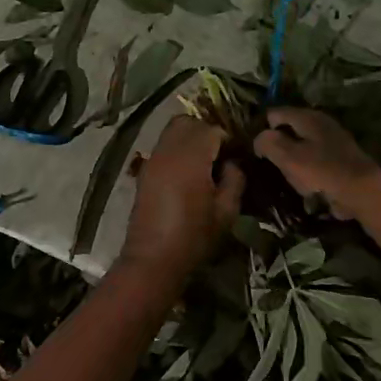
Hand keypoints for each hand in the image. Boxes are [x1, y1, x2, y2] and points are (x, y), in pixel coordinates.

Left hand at [119, 116, 245, 281]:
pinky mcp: (144, 171)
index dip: (227, 139)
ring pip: (172, 131)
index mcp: (191, 157)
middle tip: (219, 155)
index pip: (212, 130)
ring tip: (204, 164)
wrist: (153, 259)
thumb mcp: (227, 211)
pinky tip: (187, 174)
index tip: (236, 156)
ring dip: (190, 139)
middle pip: (188, 122)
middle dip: (206, 132)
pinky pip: (163, 147)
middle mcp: (168, 150)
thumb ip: (235, 179)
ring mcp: (152, 159)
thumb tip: (232, 163)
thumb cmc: (194, 236)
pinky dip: (177, 149)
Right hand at [252, 108, 380, 222]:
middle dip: (278, 144)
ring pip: (302, 142)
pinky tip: (307, 182)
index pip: (274, 113)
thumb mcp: (289, 158)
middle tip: (272, 165)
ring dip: (293, 157)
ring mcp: (333, 137)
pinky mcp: (341, 155)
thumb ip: (269, 143)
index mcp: (307, 117)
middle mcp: (321, 121)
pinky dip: (308, 166)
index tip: (257, 151)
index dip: (262, 129)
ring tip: (289, 176)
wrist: (363, 191)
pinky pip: (315, 156)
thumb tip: (259, 137)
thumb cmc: (322, 172)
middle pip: (289, 127)